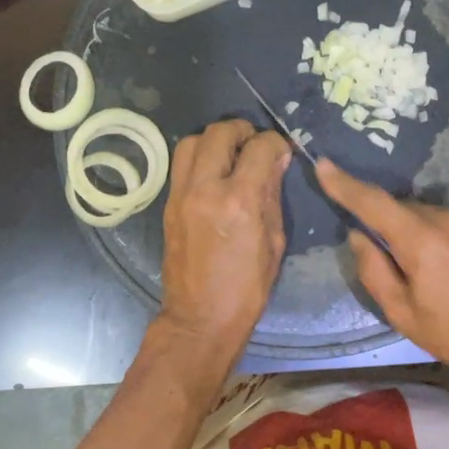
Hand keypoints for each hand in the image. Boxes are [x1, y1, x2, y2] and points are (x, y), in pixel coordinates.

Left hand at [157, 119, 290, 358]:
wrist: (200, 317)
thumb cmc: (247, 288)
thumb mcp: (273, 241)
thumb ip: (273, 195)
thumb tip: (276, 161)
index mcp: (239, 200)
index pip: (260, 146)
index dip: (275, 142)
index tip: (280, 151)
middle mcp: (205, 189)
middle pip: (219, 132)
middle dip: (242, 131)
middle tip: (254, 146)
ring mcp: (181, 196)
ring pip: (191, 142)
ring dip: (214, 141)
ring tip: (230, 156)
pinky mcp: (168, 206)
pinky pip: (180, 166)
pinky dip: (198, 160)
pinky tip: (214, 175)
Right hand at [316, 159, 448, 418]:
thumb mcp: (401, 313)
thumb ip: (373, 270)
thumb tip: (359, 236)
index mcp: (422, 241)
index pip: (374, 203)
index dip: (344, 185)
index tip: (323, 165)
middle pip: (405, 210)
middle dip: (390, 225)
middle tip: (391, 262)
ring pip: (434, 216)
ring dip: (422, 234)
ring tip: (432, 273)